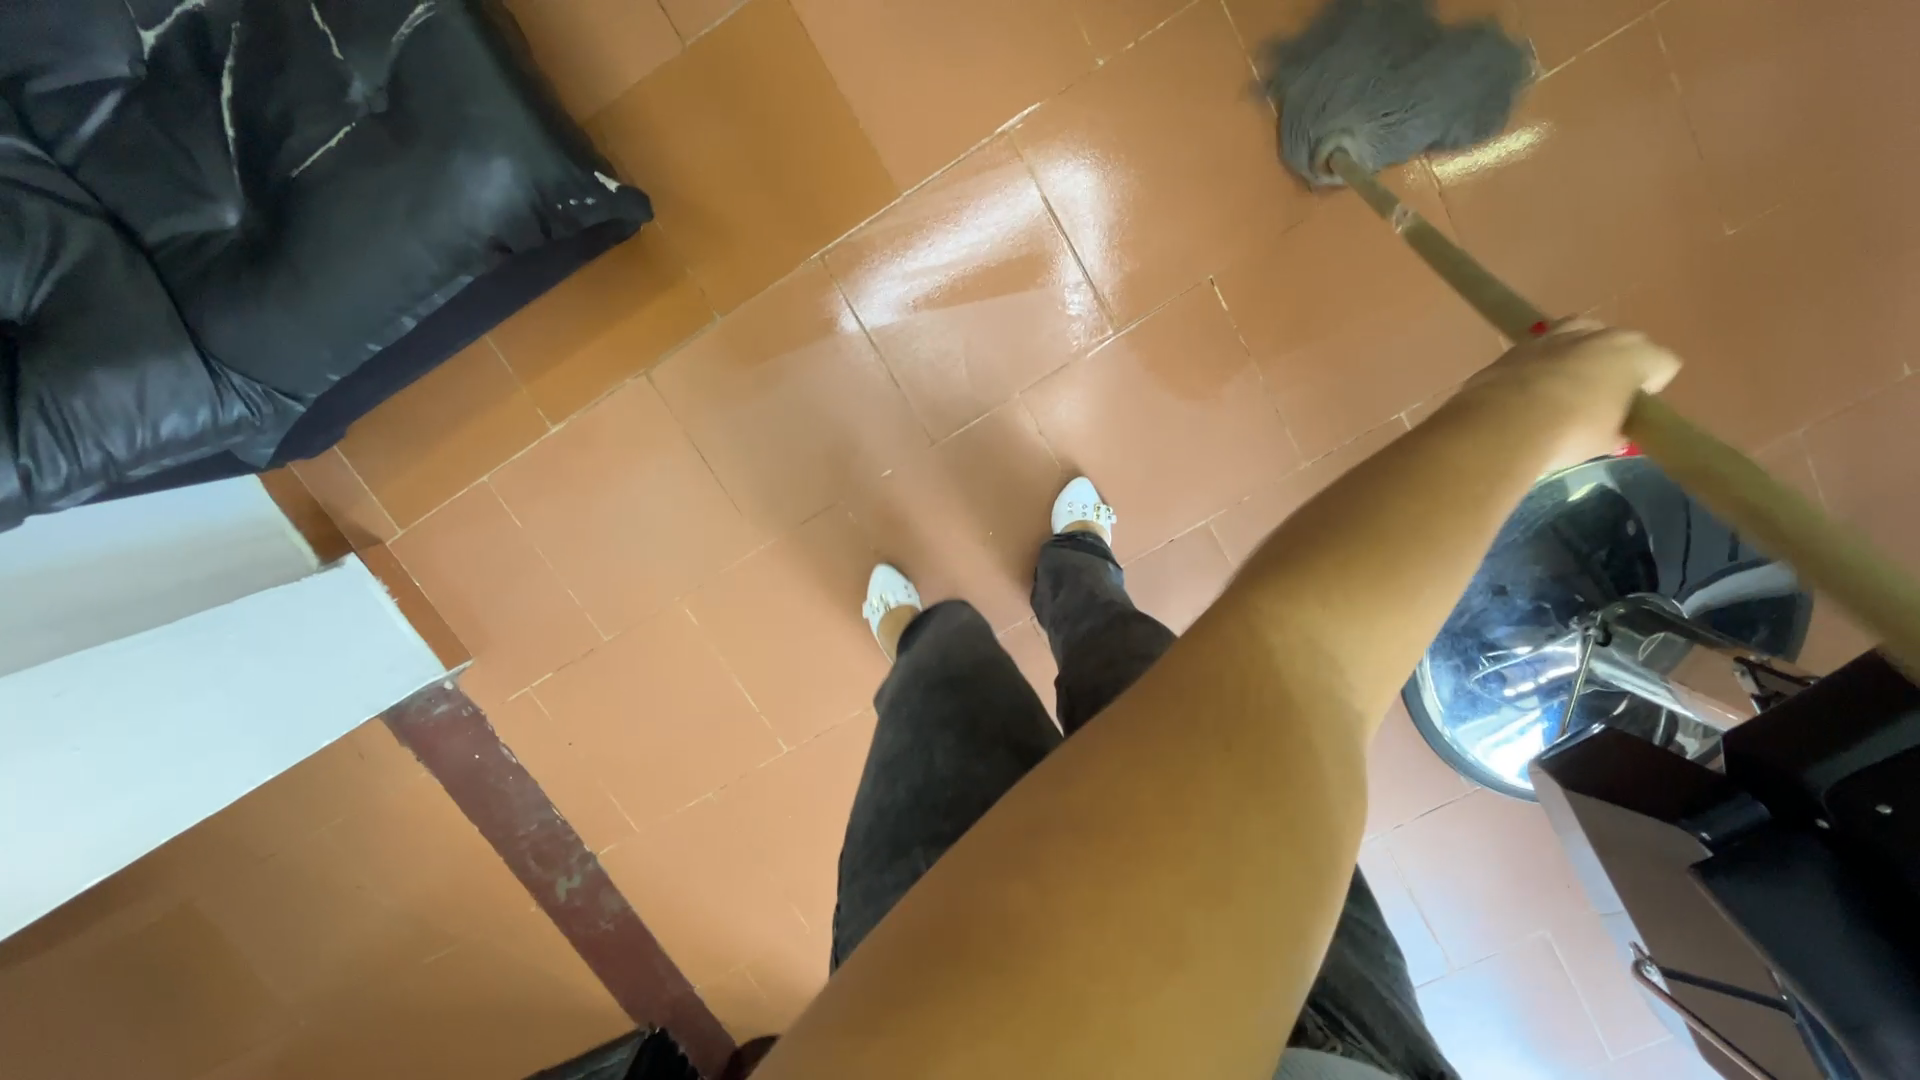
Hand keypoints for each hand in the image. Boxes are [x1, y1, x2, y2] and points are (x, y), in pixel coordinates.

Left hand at [1465, 322, 1681, 471]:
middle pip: (1619, 342)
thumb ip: (1613, 429)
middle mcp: (1596, 335)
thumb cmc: (1568, 432)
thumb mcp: (1604, 440)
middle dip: (1613, 365)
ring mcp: (1550, 337)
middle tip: (1597, 397)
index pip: (1663, 363)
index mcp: (1633, 353)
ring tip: (1562, 384)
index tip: (1632, 410)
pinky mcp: (1512, 349)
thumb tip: (1608, 434)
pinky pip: (1536, 351)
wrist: (1501, 424)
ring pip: (1575, 334)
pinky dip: (1537, 365)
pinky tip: (1526, 388)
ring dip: (1575, 353)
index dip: (1650, 388)